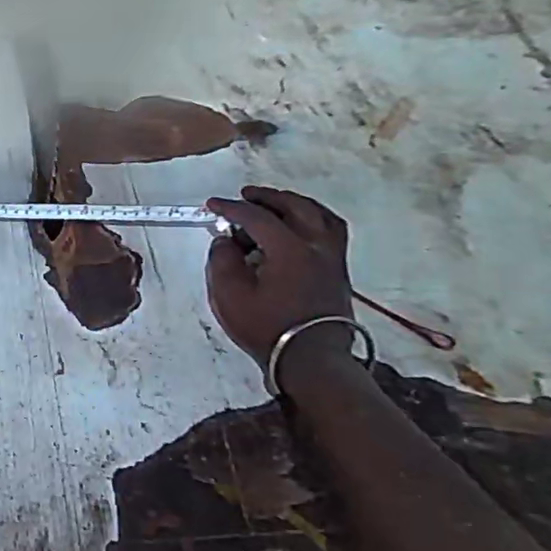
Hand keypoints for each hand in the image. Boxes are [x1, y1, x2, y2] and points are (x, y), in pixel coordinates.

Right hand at [204, 186, 354, 367]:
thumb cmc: (265, 325)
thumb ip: (222, 261)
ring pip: (318, 215)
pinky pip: (330, 229)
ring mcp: (332, 257)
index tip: (212, 205)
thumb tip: (225, 242)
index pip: (258, 217)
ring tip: (275, 204)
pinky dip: (313, 218)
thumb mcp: (229, 295)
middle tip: (245, 195)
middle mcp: (317, 245)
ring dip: (294, 204)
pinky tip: (301, 225)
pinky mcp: (337, 269)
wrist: (308, 355)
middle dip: (267, 198)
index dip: (232, 208)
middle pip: (295, 207)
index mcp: (289, 249)